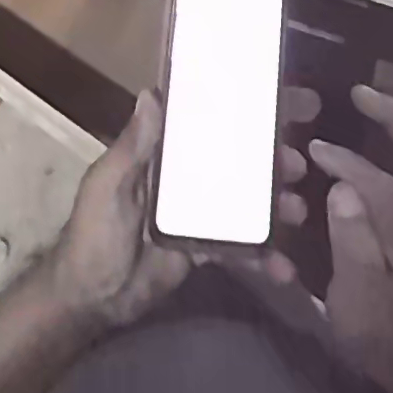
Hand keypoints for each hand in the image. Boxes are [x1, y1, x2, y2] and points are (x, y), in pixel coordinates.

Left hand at [48, 87, 320, 322]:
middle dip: (267, 155)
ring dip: (272, 201)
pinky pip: (240, 245)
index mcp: (158, 153)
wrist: (93, 299)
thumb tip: (150, 93)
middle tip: (298, 159)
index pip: (199, 119)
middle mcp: (181, 175)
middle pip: (231, 156)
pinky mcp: (204, 246)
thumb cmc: (95, 232)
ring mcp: (195, 211)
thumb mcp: (108, 185)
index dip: (234, 106)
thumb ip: (131, 146)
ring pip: (243, 198)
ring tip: (296, 207)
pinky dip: (263, 255)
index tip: (273, 95)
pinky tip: (284, 267)